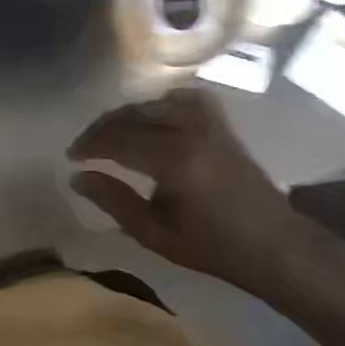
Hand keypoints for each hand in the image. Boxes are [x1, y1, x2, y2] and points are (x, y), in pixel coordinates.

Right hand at [68, 87, 315, 291]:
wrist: (273, 244)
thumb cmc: (211, 246)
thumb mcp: (152, 233)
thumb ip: (113, 201)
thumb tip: (77, 177)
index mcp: (174, 161)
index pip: (118, 139)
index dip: (89, 145)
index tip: (71, 157)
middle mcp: (192, 132)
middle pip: (134, 114)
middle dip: (103, 128)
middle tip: (84, 147)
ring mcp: (211, 124)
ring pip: (157, 102)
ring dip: (129, 114)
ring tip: (112, 133)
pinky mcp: (222, 125)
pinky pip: (186, 99)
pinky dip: (161, 103)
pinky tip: (151, 119)